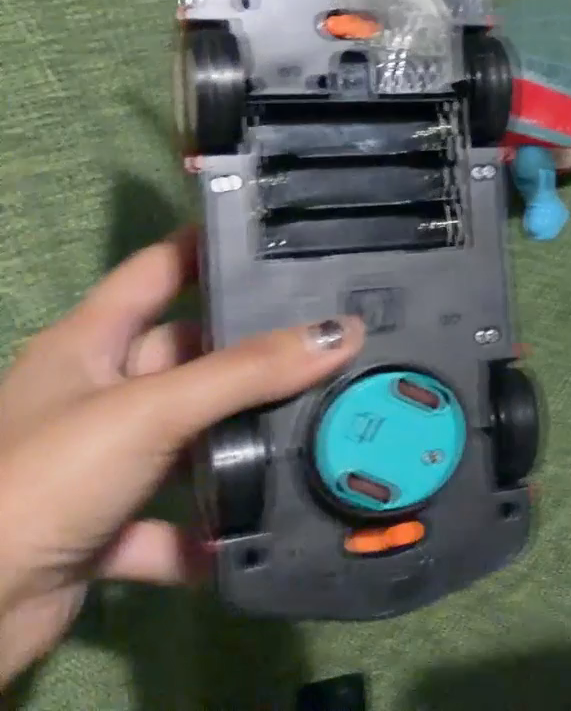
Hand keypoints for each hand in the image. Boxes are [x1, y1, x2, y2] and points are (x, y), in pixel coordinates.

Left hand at [0, 229, 363, 685]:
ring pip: (201, 434)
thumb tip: (345, 331)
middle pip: (197, 355)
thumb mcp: (151, 411)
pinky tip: (270, 519)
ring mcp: (103, 462)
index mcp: (85, 351)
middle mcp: (95, 398)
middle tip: (345, 339)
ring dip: (254, 438)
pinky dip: (223, 521)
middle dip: (263, 352)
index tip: (285, 236)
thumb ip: (252, 370)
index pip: (156, 272)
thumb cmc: (35, 483)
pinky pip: (186, 515)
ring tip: (331, 421)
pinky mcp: (110, 524)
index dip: (210, 247)